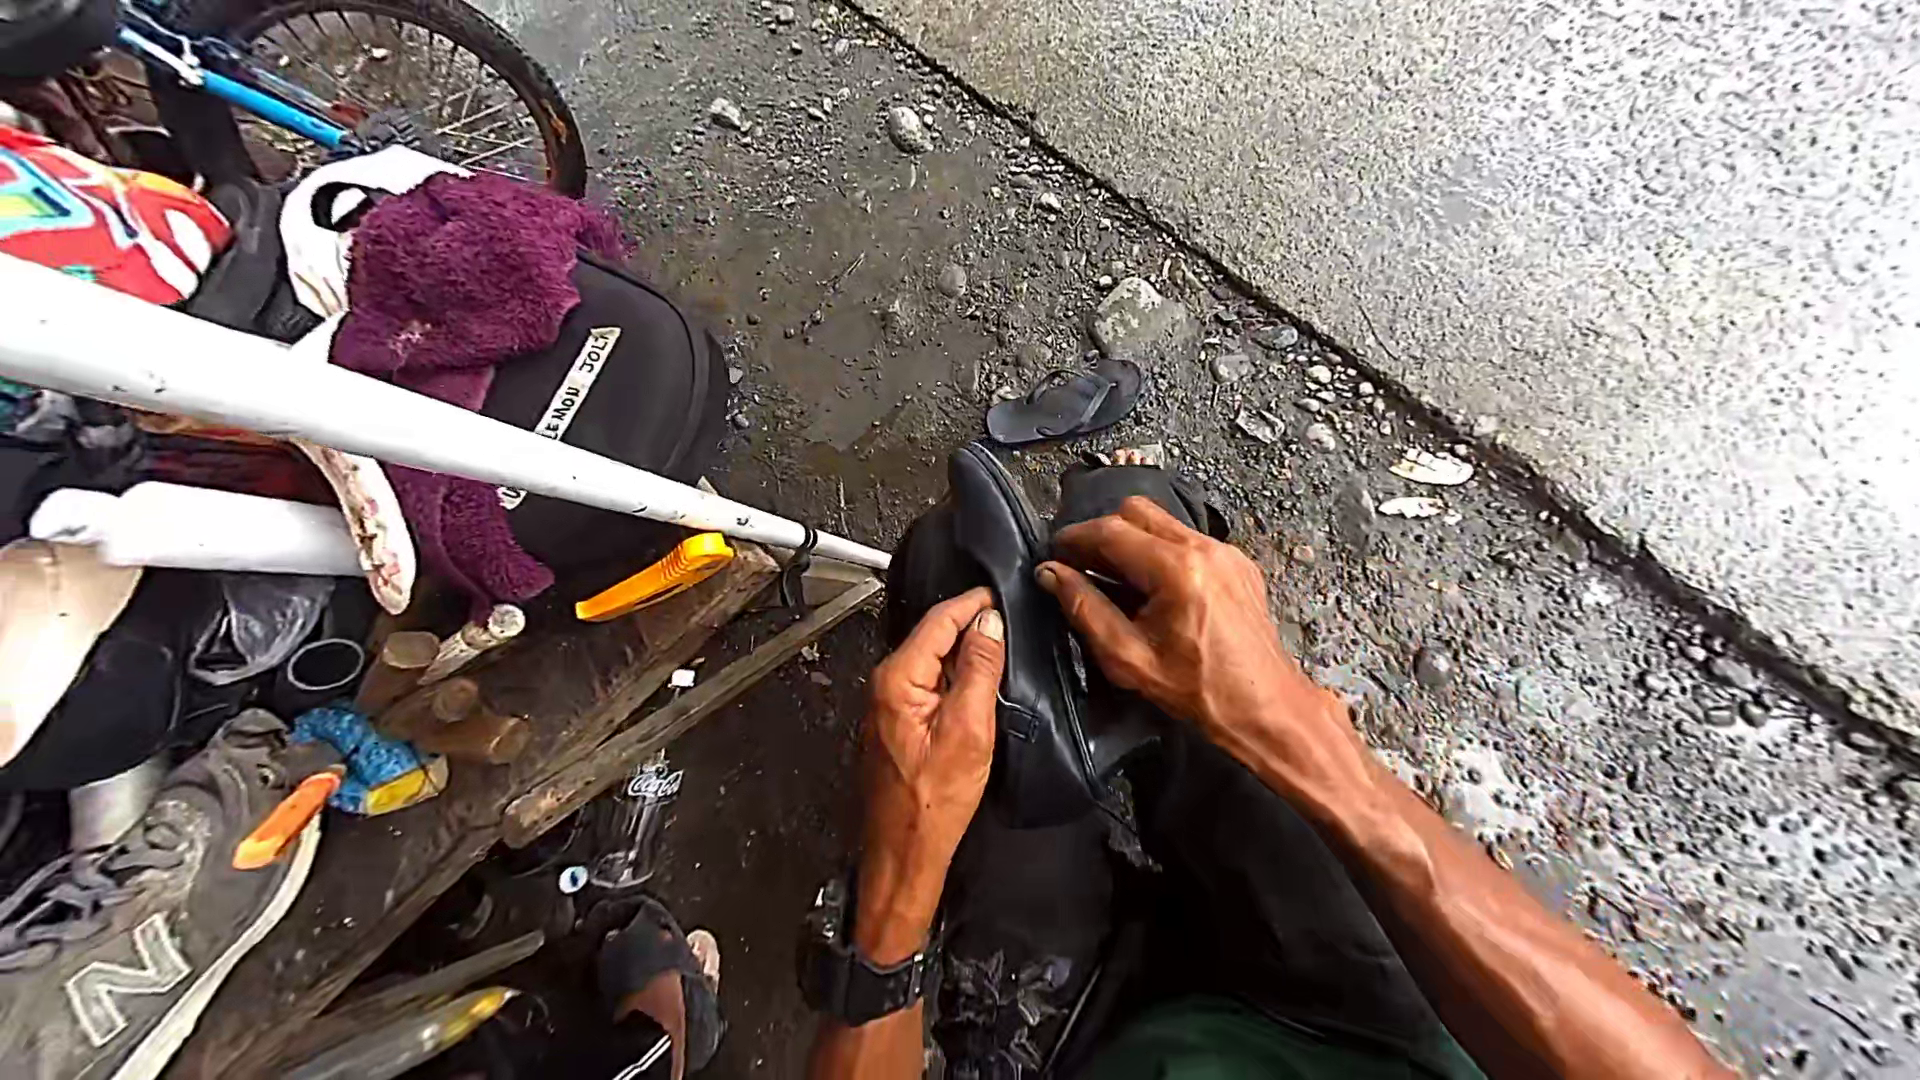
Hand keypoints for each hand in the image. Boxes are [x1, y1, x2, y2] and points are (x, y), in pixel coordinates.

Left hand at [854, 587, 1004, 963]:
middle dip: (970, 625)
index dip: (972, 603)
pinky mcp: (898, 719)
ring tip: (999, 651)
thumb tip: (989, 624)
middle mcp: (886, 684)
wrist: (904, 853)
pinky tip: (977, 685)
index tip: (998, 596)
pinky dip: (955, 676)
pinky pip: (929, 682)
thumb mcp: (969, 730)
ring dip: (964, 652)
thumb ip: (979, 670)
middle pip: (933, 636)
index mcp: (898, 679)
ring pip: (933, 659)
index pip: (938, 620)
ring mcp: (889, 702)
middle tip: (1007, 623)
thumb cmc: (931, 804)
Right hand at [1036, 497, 1365, 801]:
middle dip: (1101, 532)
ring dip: (1128, 539)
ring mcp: (1225, 552)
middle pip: (1136, 510)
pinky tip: (1148, 585)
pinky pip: (1184, 537)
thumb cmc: (1198, 690)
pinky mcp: (1235, 561)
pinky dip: (1157, 549)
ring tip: (1112, 575)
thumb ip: (1083, 609)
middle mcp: (1204, 549)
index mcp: (1177, 572)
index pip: (1111, 531)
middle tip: (1081, 562)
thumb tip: (1051, 574)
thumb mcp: (1126, 657)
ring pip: (1161, 520)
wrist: (1264, 706)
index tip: (1055, 552)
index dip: (1074, 537)